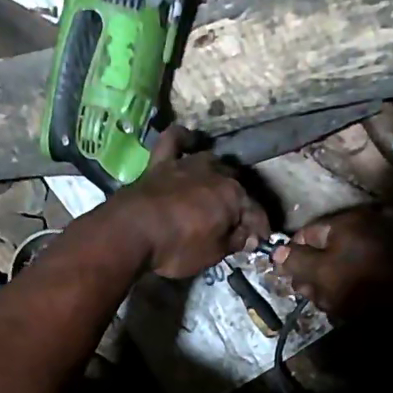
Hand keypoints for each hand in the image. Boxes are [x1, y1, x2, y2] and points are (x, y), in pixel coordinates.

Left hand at [114, 127, 269, 278]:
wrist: (132, 232)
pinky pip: (174, 140)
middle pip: (236, 184)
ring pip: (211, 161)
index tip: (259, 242)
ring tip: (217, 191)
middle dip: (241, 203)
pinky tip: (190, 140)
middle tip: (237, 223)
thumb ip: (235, 241)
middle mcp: (215, 173)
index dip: (260, 228)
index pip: (255, 212)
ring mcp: (187, 164)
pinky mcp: (160, 163)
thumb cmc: (178, 247)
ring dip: (218, 175)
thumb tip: (249, 236)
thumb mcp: (214, 254)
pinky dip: (184, 138)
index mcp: (234, 196)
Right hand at [271, 205, 392, 319]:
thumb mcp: (322, 271)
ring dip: (330, 285)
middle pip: (324, 249)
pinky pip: (360, 273)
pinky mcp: (391, 266)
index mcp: (343, 223)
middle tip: (309, 295)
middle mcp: (361, 228)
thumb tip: (276, 251)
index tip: (289, 278)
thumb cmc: (362, 281)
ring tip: (329, 303)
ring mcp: (378, 246)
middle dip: (312, 274)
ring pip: (341, 264)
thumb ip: (297, 261)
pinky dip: (351, 288)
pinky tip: (349, 305)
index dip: (292, 256)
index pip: (305, 235)